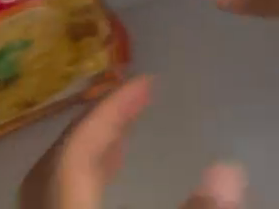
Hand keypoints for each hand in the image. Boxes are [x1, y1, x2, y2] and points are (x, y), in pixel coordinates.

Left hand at [18, 76, 245, 208]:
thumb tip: (231, 170)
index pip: (73, 156)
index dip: (108, 114)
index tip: (147, 82)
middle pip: (50, 170)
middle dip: (93, 126)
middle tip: (135, 100)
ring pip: (47, 194)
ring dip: (84, 157)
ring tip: (124, 137)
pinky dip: (78, 188)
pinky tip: (106, 188)